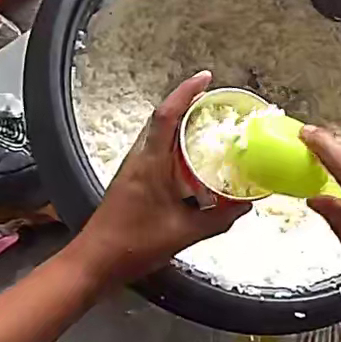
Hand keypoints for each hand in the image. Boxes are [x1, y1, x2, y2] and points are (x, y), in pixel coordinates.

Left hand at [69, 71, 247, 284]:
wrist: (94, 262)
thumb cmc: (132, 245)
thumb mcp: (184, 233)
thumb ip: (219, 219)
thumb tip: (245, 205)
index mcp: (150, 164)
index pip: (166, 116)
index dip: (186, 92)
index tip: (206, 78)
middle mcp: (141, 159)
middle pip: (164, 118)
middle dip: (189, 103)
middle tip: (216, 99)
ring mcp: (135, 168)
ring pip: (160, 134)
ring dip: (182, 122)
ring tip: (210, 121)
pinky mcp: (135, 179)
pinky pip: (159, 150)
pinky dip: (177, 143)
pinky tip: (194, 157)